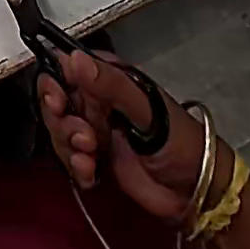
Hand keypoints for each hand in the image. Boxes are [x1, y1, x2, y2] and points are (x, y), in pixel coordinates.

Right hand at [38, 50, 228, 224]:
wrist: (195, 190)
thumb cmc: (178, 138)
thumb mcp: (145, 107)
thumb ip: (110, 84)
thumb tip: (74, 58)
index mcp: (107, 77)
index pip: (66, 68)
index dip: (54, 82)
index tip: (57, 101)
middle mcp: (97, 100)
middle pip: (57, 102)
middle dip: (62, 121)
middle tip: (83, 136)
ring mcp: (95, 129)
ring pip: (60, 132)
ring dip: (68, 146)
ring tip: (91, 157)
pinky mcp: (96, 159)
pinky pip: (71, 159)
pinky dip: (76, 168)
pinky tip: (90, 174)